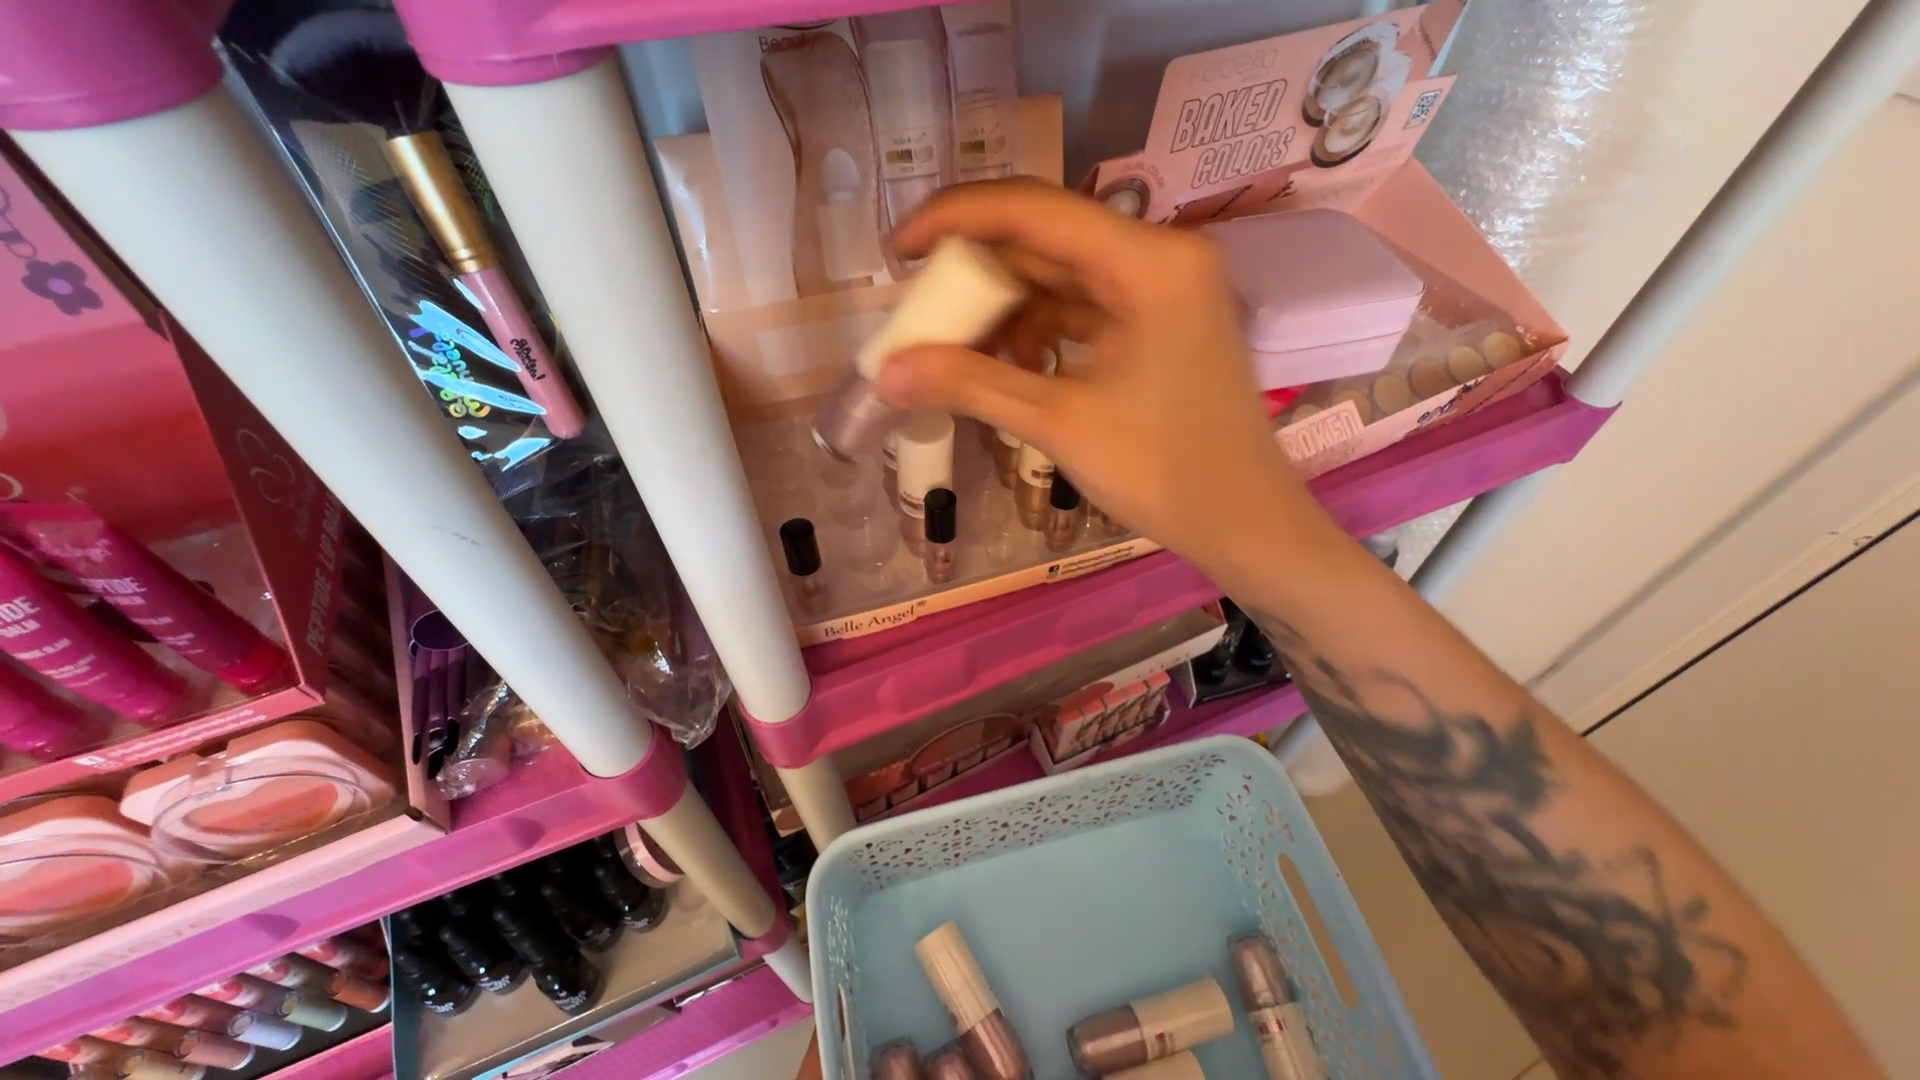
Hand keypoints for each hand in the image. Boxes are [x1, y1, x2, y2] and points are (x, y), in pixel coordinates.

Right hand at [878, 179, 1329, 576]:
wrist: (1247, 525)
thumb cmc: (1165, 473)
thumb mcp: (1060, 424)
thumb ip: (971, 385)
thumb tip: (885, 374)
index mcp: (1149, 262)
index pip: (1034, 210)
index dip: (955, 219)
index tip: (897, 249)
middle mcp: (1161, 256)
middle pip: (1046, 239)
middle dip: (976, 274)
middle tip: (918, 307)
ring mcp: (1164, 289)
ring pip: (1061, 275)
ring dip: (1004, 307)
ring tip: (951, 346)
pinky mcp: (1160, 321)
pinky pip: (1083, 307)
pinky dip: (1038, 330)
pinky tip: (1004, 365)